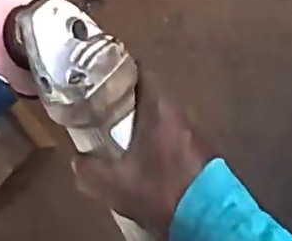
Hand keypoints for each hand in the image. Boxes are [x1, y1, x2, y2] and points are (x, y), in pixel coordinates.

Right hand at [72, 73, 209, 232]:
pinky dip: (160, 135)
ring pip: (163, 112)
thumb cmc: (163, 192)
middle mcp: (180, 110)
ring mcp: (196, 131)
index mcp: (159, 105)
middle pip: (149, 89)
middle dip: (126, 94)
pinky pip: (176, 132)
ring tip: (123, 128)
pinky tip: (148, 154)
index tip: (99, 72)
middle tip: (104, 102)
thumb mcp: (117, 185)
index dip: (117, 66)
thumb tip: (76, 161)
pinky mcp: (207, 152)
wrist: (215, 228)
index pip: (138, 67)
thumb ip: (90, 170)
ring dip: (145, 116)